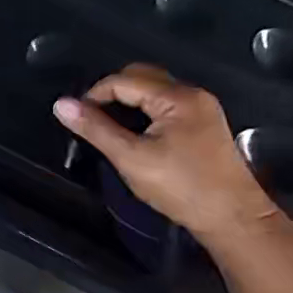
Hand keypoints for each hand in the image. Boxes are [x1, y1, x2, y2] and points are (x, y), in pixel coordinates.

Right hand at [52, 63, 280, 242]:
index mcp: (177, 98)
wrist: (232, 216)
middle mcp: (192, 94)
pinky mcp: (203, 123)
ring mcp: (201, 108)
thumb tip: (61, 105)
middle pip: (141, 76)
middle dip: (110, 93)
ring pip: (153, 89)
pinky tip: (133, 133)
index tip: (77, 119)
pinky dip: (143, 111)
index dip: (93, 95)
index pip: (123, 80)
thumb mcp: (130, 158)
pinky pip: (165, 104)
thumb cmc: (180, 187)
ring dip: (126, 102)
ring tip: (108, 127)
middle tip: (91, 121)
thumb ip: (95, 128)